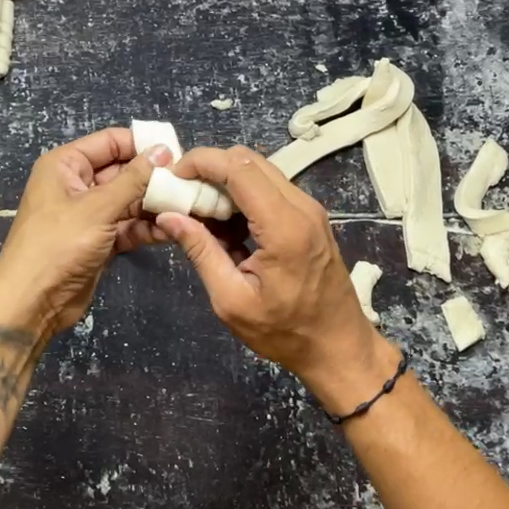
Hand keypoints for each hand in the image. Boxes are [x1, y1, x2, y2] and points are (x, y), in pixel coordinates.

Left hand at [0, 128, 173, 338]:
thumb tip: (164, 150)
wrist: (32, 302)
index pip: (110, 142)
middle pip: (123, 170)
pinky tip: (174, 229)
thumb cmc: (59, 244)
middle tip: (190, 183)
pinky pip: (128, 226)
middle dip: (154, 177)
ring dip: (155, 204)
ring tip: (189, 206)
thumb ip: (134, 178)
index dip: (142, 144)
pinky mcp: (99, 240)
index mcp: (66, 164)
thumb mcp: (98, 207)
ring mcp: (89, 214)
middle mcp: (77, 184)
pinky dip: (148, 227)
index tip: (179, 152)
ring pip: (129, 200)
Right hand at [156, 146, 400, 412]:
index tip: (172, 177)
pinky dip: (242, 193)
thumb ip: (201, 252)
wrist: (340, 348)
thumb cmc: (285, 332)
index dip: (201, 162)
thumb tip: (168, 216)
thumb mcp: (232, 300)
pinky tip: (224, 222)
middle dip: (210, 167)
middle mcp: (302, 207)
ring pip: (260, 170)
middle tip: (181, 192)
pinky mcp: (309, 216)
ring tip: (198, 209)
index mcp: (284, 227)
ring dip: (226, 180)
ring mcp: (309, 209)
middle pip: (249, 160)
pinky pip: (270, 187)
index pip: (238, 169)